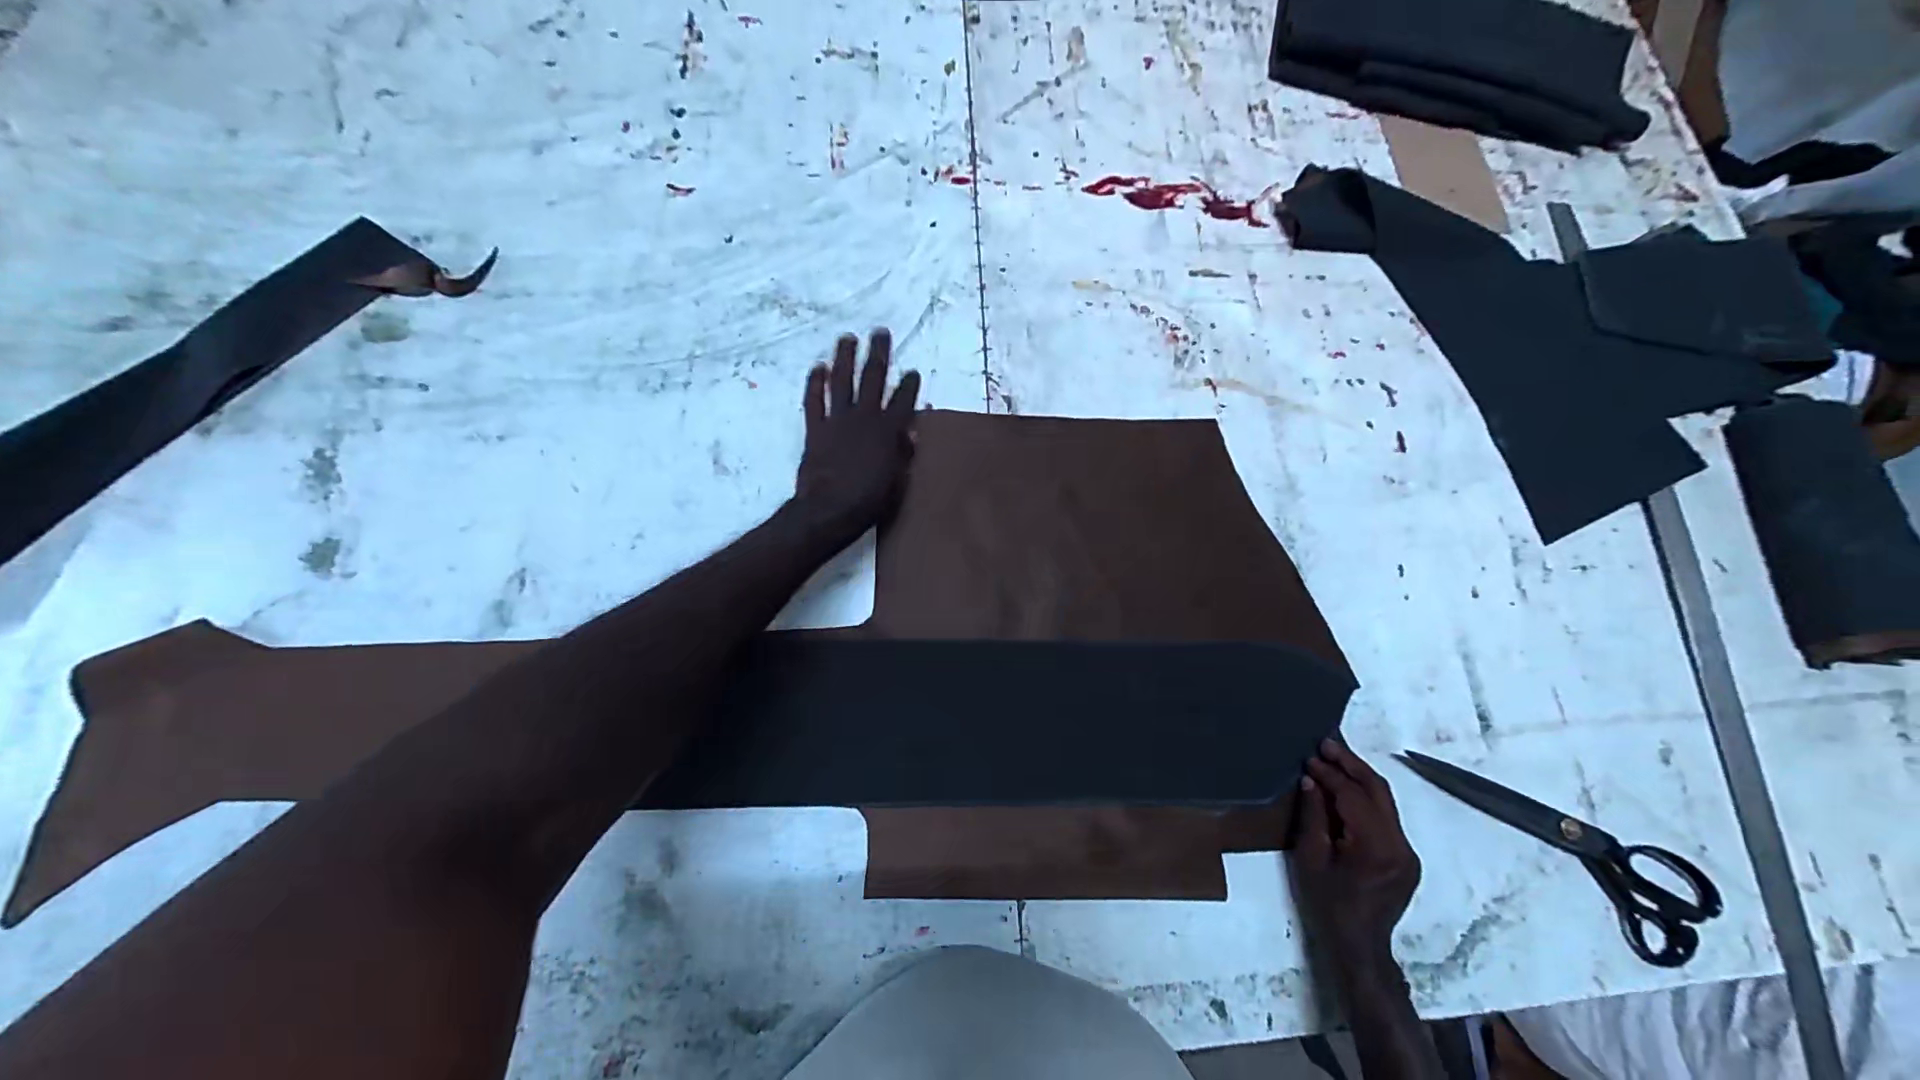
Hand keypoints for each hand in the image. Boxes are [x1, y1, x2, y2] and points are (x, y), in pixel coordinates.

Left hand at [795, 329, 920, 535]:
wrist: (829, 510)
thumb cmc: (870, 502)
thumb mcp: (898, 481)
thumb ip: (905, 453)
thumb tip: (912, 432)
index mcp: (889, 431)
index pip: (903, 401)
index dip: (909, 385)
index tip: (912, 371)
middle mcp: (864, 418)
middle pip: (873, 379)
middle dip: (878, 354)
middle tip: (880, 333)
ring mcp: (837, 421)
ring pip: (842, 381)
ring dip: (845, 358)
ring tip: (848, 337)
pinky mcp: (815, 429)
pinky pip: (814, 401)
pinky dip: (815, 383)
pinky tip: (817, 367)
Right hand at [1290, 739, 1420, 962]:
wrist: (1359, 947)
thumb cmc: (1327, 904)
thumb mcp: (1310, 859)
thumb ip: (1313, 816)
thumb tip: (1312, 781)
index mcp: (1378, 847)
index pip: (1355, 797)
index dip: (1331, 774)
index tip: (1309, 758)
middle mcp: (1401, 845)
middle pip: (1379, 791)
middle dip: (1352, 764)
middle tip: (1326, 743)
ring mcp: (1408, 851)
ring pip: (1385, 802)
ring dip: (1359, 778)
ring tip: (1333, 757)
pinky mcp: (1405, 856)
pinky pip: (1385, 817)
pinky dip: (1364, 798)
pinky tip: (1344, 789)